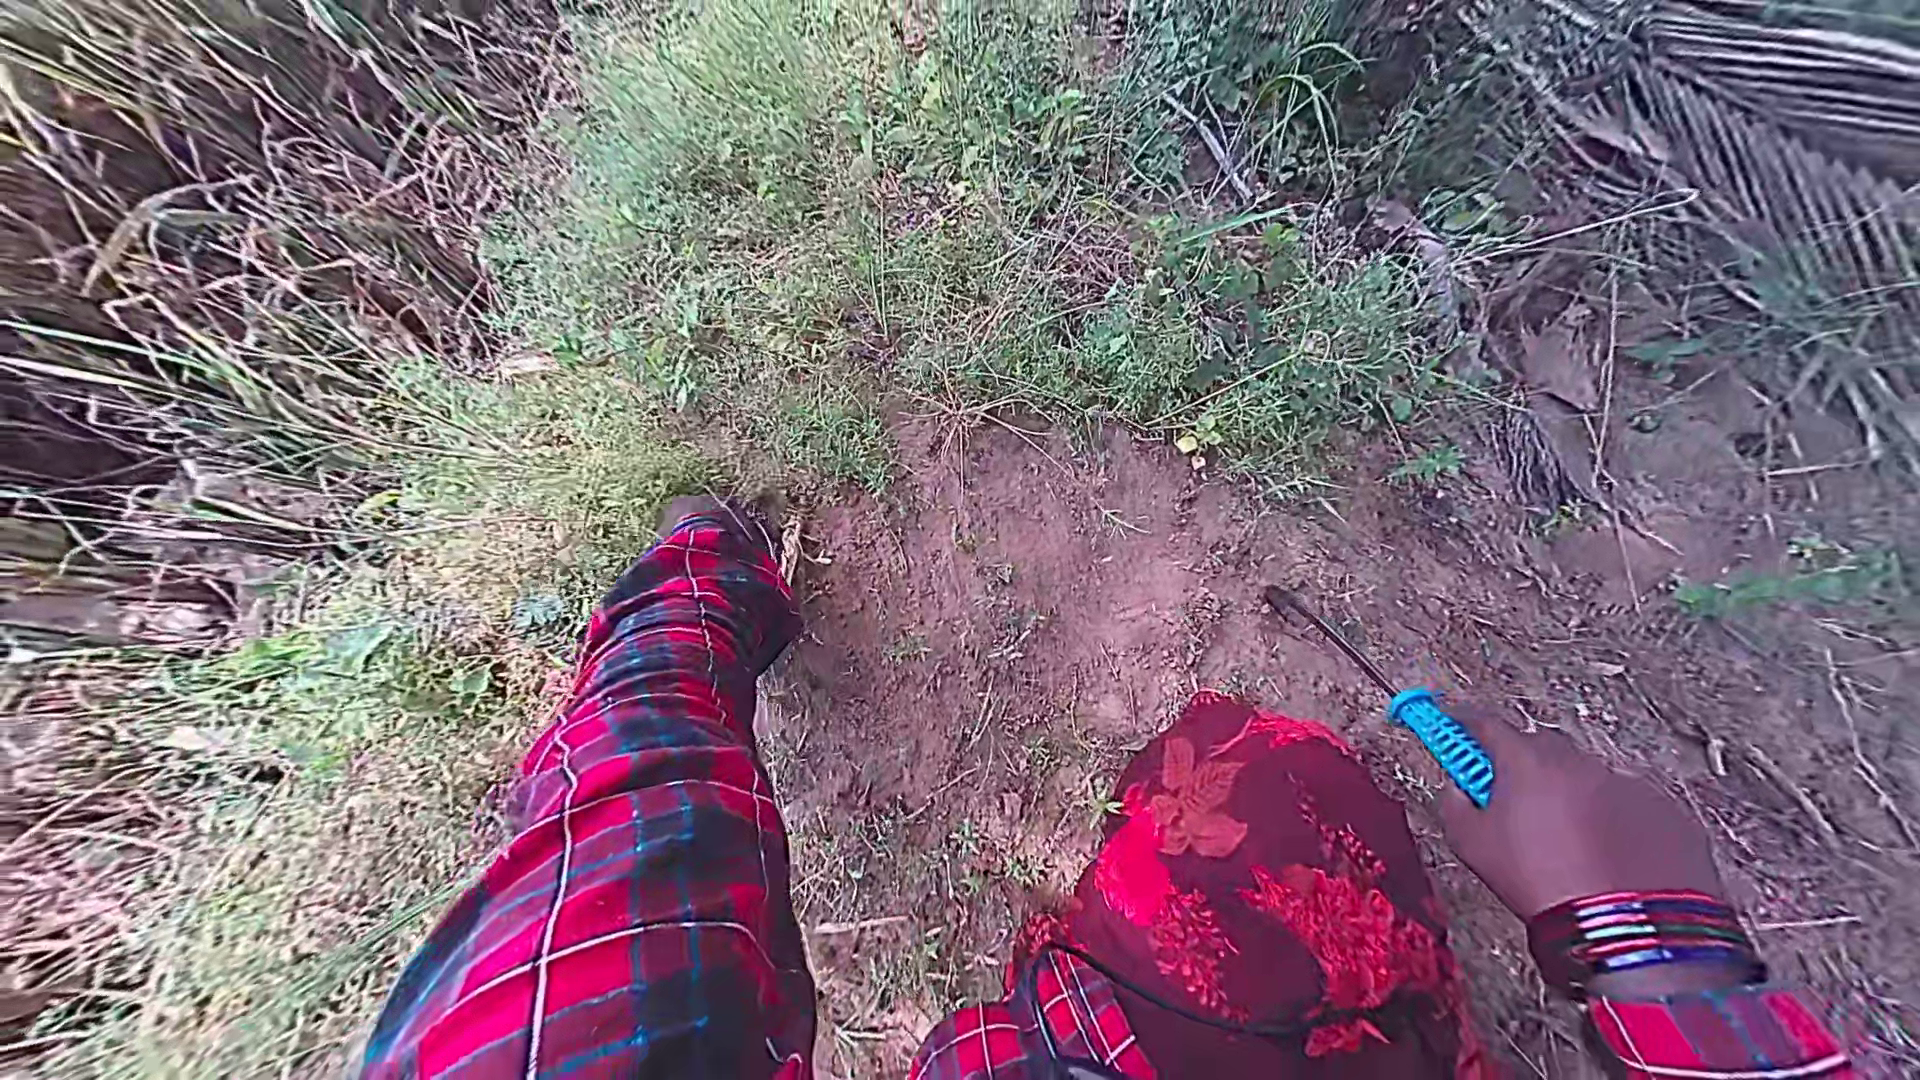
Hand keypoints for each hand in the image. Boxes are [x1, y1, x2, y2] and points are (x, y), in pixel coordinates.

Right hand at [1437, 702, 1747, 997]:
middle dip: (1518, 760)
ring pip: (1586, 776)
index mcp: (1526, 761)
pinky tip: (1604, 850)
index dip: (1461, 723)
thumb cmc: (1542, 881)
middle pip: (1538, 745)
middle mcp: (1580, 764)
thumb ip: (1455, 802)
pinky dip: (1612, 817)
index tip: (1450, 725)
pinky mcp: (1672, 818)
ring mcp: (1631, 788)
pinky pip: (1629, 805)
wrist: (1635, 936)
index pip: (1483, 723)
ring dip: (1567, 791)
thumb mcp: (1470, 841)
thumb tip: (1458, 788)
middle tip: (1506, 790)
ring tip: (1562, 834)